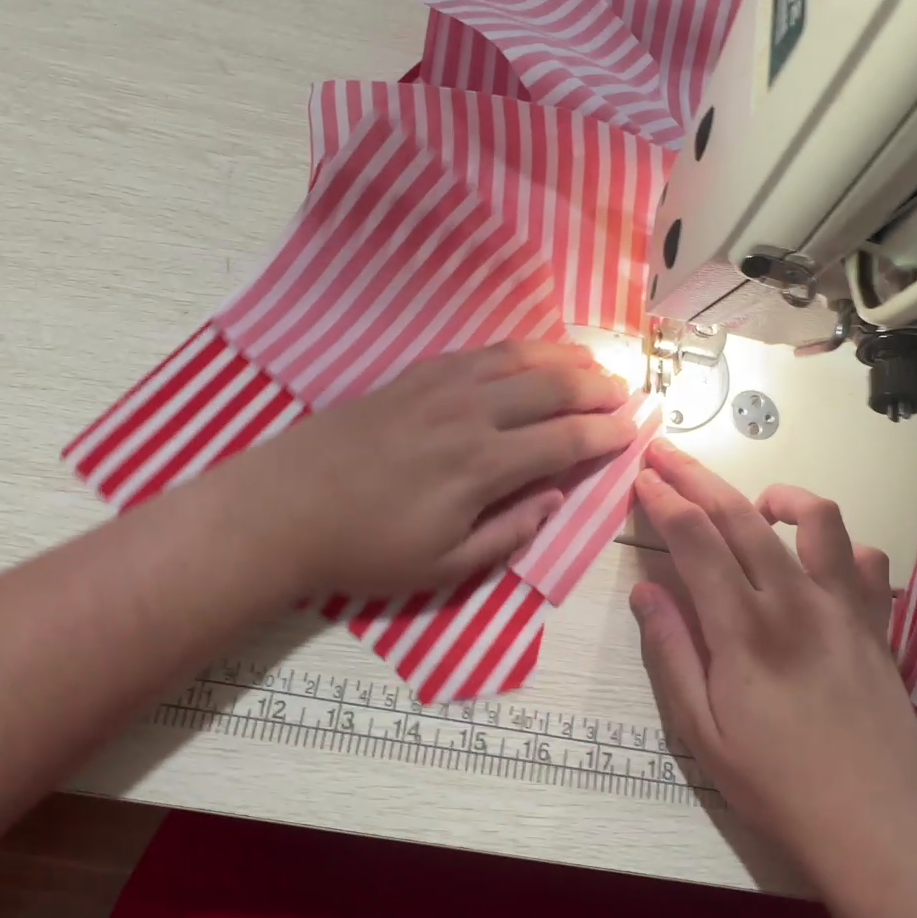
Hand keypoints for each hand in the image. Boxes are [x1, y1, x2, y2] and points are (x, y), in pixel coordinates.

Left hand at [207, 340, 633, 598]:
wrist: (284, 508)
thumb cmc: (366, 548)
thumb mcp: (444, 567)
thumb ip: (508, 532)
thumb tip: (555, 499)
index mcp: (483, 465)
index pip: (565, 439)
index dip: (606, 434)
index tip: (632, 431)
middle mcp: (470, 413)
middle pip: (551, 387)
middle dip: (596, 388)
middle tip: (624, 392)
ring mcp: (438, 386)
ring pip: (517, 358)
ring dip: (562, 358)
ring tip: (591, 363)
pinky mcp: (411, 375)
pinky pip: (476, 352)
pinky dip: (514, 349)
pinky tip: (526, 354)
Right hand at [630, 440, 916, 869]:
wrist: (876, 831)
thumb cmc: (775, 787)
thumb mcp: (701, 733)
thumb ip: (671, 653)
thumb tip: (645, 591)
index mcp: (745, 629)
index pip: (697, 539)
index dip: (665, 501)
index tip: (642, 477)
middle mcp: (797, 602)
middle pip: (742, 515)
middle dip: (697, 477)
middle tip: (667, 454)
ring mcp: (846, 609)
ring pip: (819, 520)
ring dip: (779, 496)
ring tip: (755, 502)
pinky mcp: (879, 627)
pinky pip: (868, 561)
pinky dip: (840, 546)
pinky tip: (817, 562)